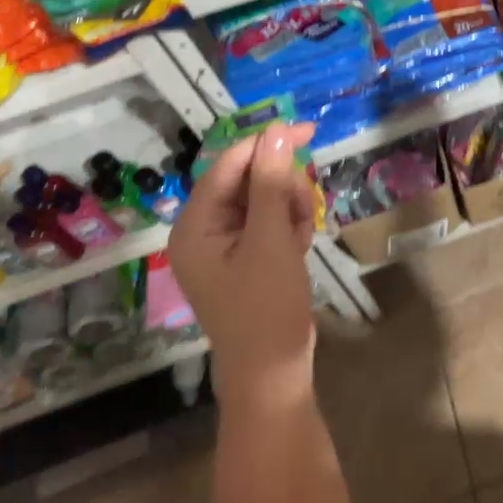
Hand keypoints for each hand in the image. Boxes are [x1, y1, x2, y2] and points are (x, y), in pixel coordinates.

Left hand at [167, 121, 318, 405]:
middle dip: (282, 185)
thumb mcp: (270, 240)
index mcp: (195, 225)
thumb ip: (271, 182)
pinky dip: (288, 224)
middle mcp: (203, 229)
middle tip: (305, 207)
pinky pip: (268, 219)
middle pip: (248, 178)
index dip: (267, 143)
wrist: (273, 372)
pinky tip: (300, 245)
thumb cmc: (266, 307)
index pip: (229, 163)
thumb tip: (276, 130)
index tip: (307, 130)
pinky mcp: (246, 255)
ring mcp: (225, 244)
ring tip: (302, 234)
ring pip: (263, 196)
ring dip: (289, 206)